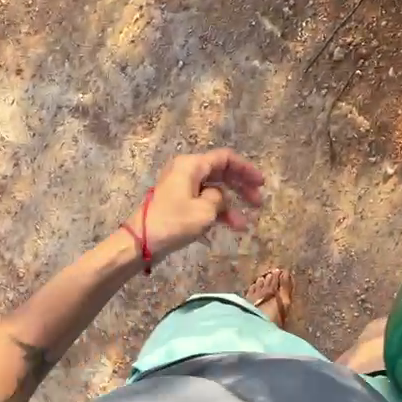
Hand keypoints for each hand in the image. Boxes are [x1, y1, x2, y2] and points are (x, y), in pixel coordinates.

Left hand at [129, 148, 266, 256]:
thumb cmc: (173, 222)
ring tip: (242, 226)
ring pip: (213, 191)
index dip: (246, 170)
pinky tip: (227, 228)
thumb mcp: (204, 211)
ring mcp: (181, 187)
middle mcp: (186, 171)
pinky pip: (202, 202)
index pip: (225, 159)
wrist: (140, 242)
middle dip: (241, 188)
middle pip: (220, 173)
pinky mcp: (177, 203)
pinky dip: (216, 212)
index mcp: (191, 165)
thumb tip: (218, 198)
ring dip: (230, 206)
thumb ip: (219, 199)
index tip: (261, 184)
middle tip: (257, 203)